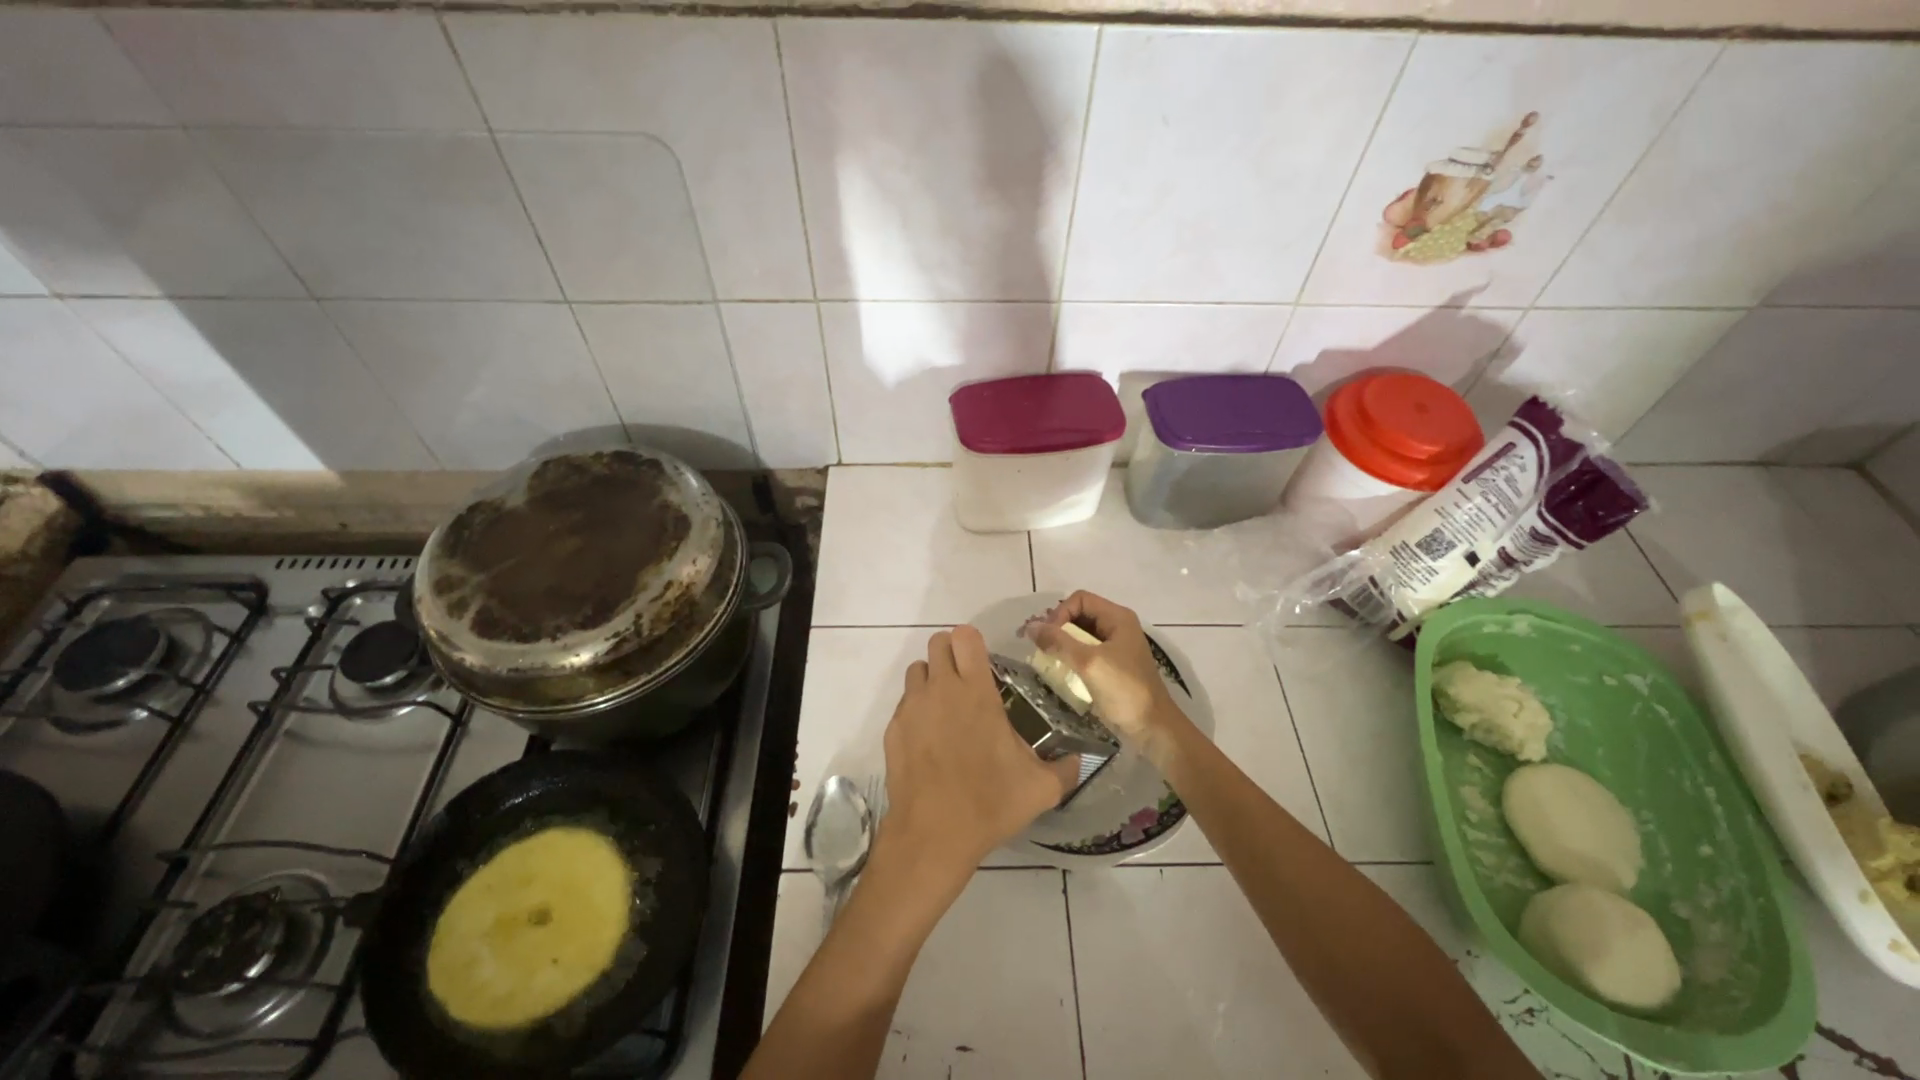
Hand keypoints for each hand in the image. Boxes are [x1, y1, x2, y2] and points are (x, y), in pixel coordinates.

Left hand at [874, 626, 1077, 882]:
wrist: (934, 833)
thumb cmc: (991, 802)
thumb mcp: (1041, 788)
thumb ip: (1065, 769)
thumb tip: (1078, 762)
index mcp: (976, 692)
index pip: (966, 637)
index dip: (974, 642)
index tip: (984, 662)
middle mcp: (940, 690)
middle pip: (937, 643)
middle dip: (952, 653)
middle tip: (967, 680)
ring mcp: (911, 709)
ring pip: (917, 670)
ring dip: (932, 679)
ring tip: (947, 708)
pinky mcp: (893, 730)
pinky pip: (904, 704)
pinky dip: (917, 711)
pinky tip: (930, 741)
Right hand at [1025, 591, 1190, 756]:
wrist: (1151, 728)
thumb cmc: (1124, 690)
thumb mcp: (1090, 663)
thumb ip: (1059, 642)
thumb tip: (1030, 627)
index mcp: (1118, 618)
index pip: (1080, 599)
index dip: (1060, 613)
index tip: (1048, 636)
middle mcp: (1116, 627)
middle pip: (1079, 615)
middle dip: (1057, 627)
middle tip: (1038, 645)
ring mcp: (1114, 647)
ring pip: (1079, 635)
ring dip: (1060, 643)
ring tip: (1043, 657)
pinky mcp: (1109, 666)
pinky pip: (1084, 653)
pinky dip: (1068, 657)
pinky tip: (1057, 669)